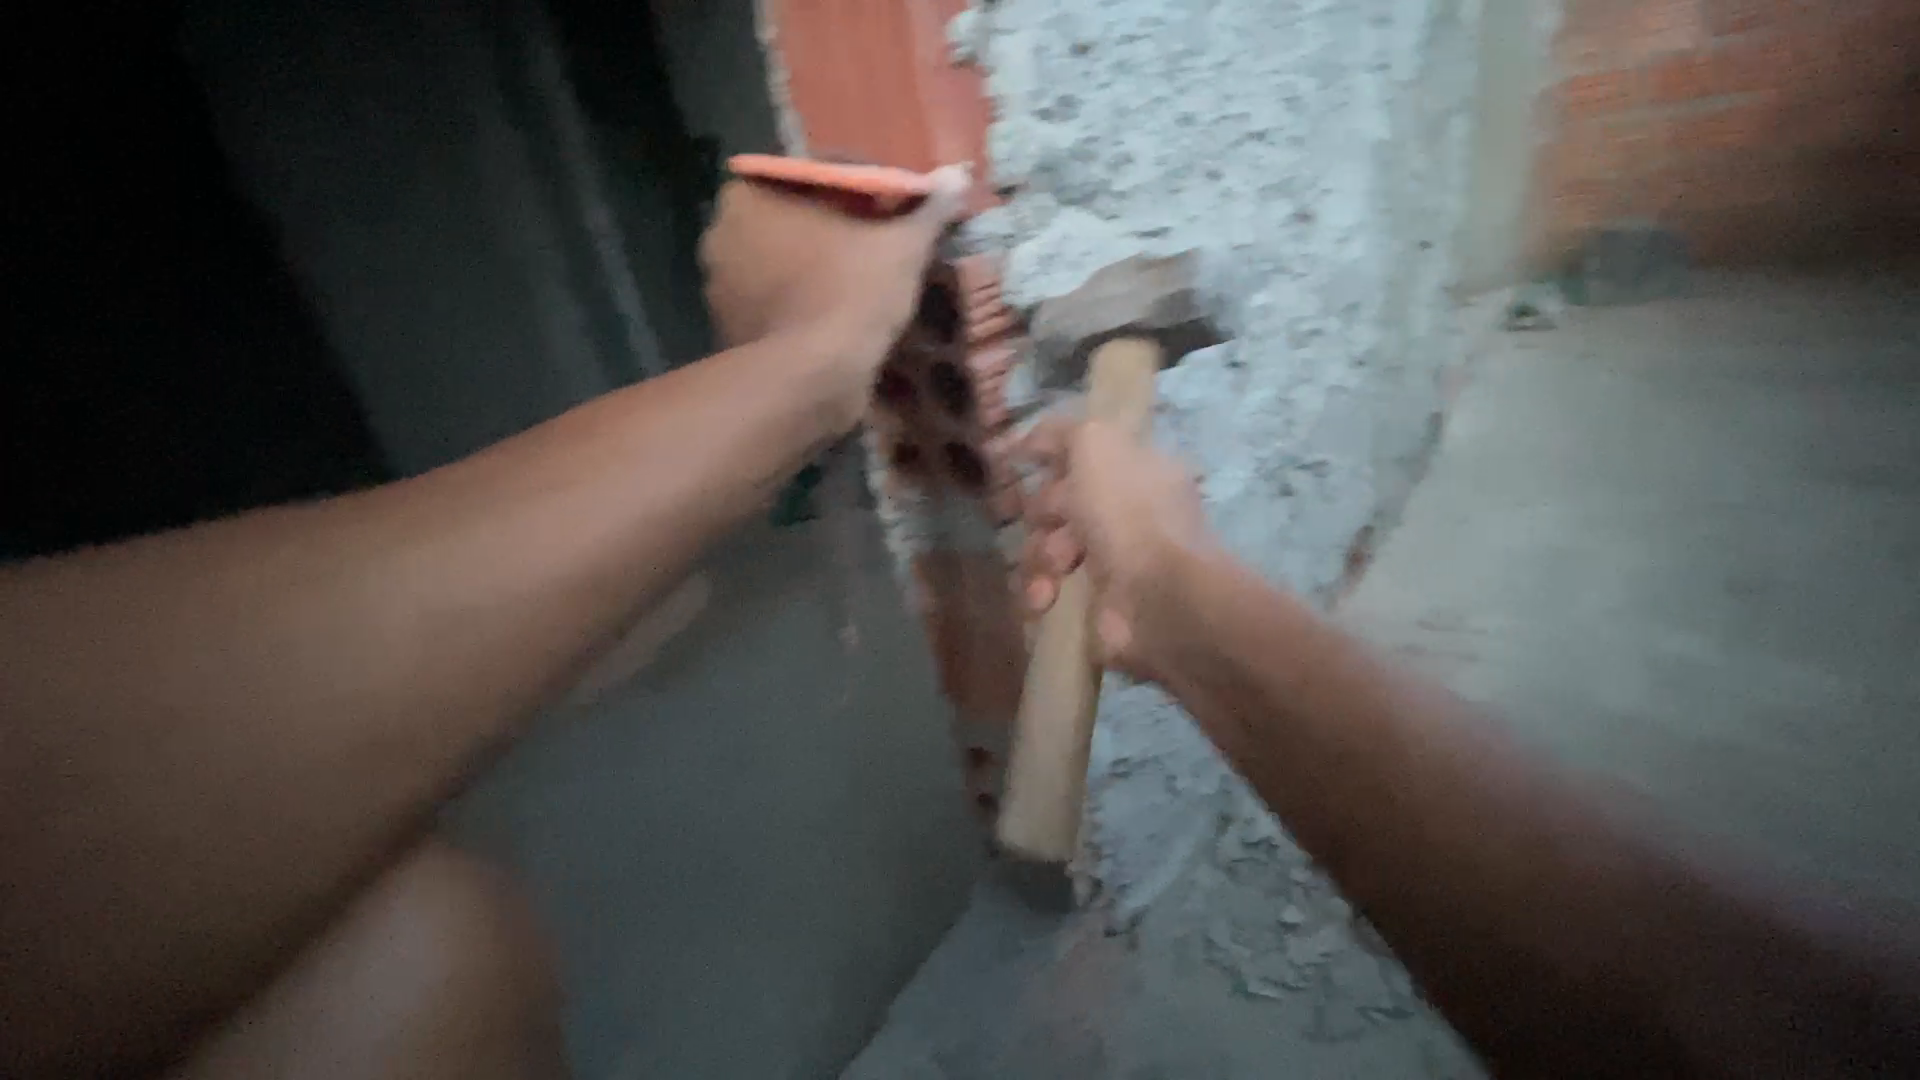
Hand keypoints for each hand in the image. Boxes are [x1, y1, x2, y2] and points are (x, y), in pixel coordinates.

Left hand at [699, 163, 970, 395]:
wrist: (814, 380)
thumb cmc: (851, 296)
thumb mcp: (901, 246)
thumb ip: (927, 209)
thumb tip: (957, 175)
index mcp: (750, 195)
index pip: (815, 171)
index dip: (864, 182)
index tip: (895, 203)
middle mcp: (722, 234)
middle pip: (796, 216)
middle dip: (838, 224)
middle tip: (882, 239)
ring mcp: (722, 286)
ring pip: (785, 261)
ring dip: (821, 264)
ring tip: (865, 278)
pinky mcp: (735, 330)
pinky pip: (779, 301)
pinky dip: (807, 300)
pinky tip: (841, 312)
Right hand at [1019, 417, 1216, 681]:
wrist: (1157, 597)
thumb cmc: (1126, 513)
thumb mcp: (1095, 444)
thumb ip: (1063, 432)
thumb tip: (1031, 440)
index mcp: (1135, 469)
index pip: (1081, 455)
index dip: (1047, 458)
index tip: (1016, 465)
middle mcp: (1126, 511)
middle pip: (1058, 504)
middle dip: (1041, 515)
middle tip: (1044, 524)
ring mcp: (1112, 559)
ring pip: (1048, 548)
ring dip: (1038, 559)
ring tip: (1050, 574)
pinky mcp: (1095, 601)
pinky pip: (1047, 588)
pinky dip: (1039, 592)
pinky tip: (1044, 600)